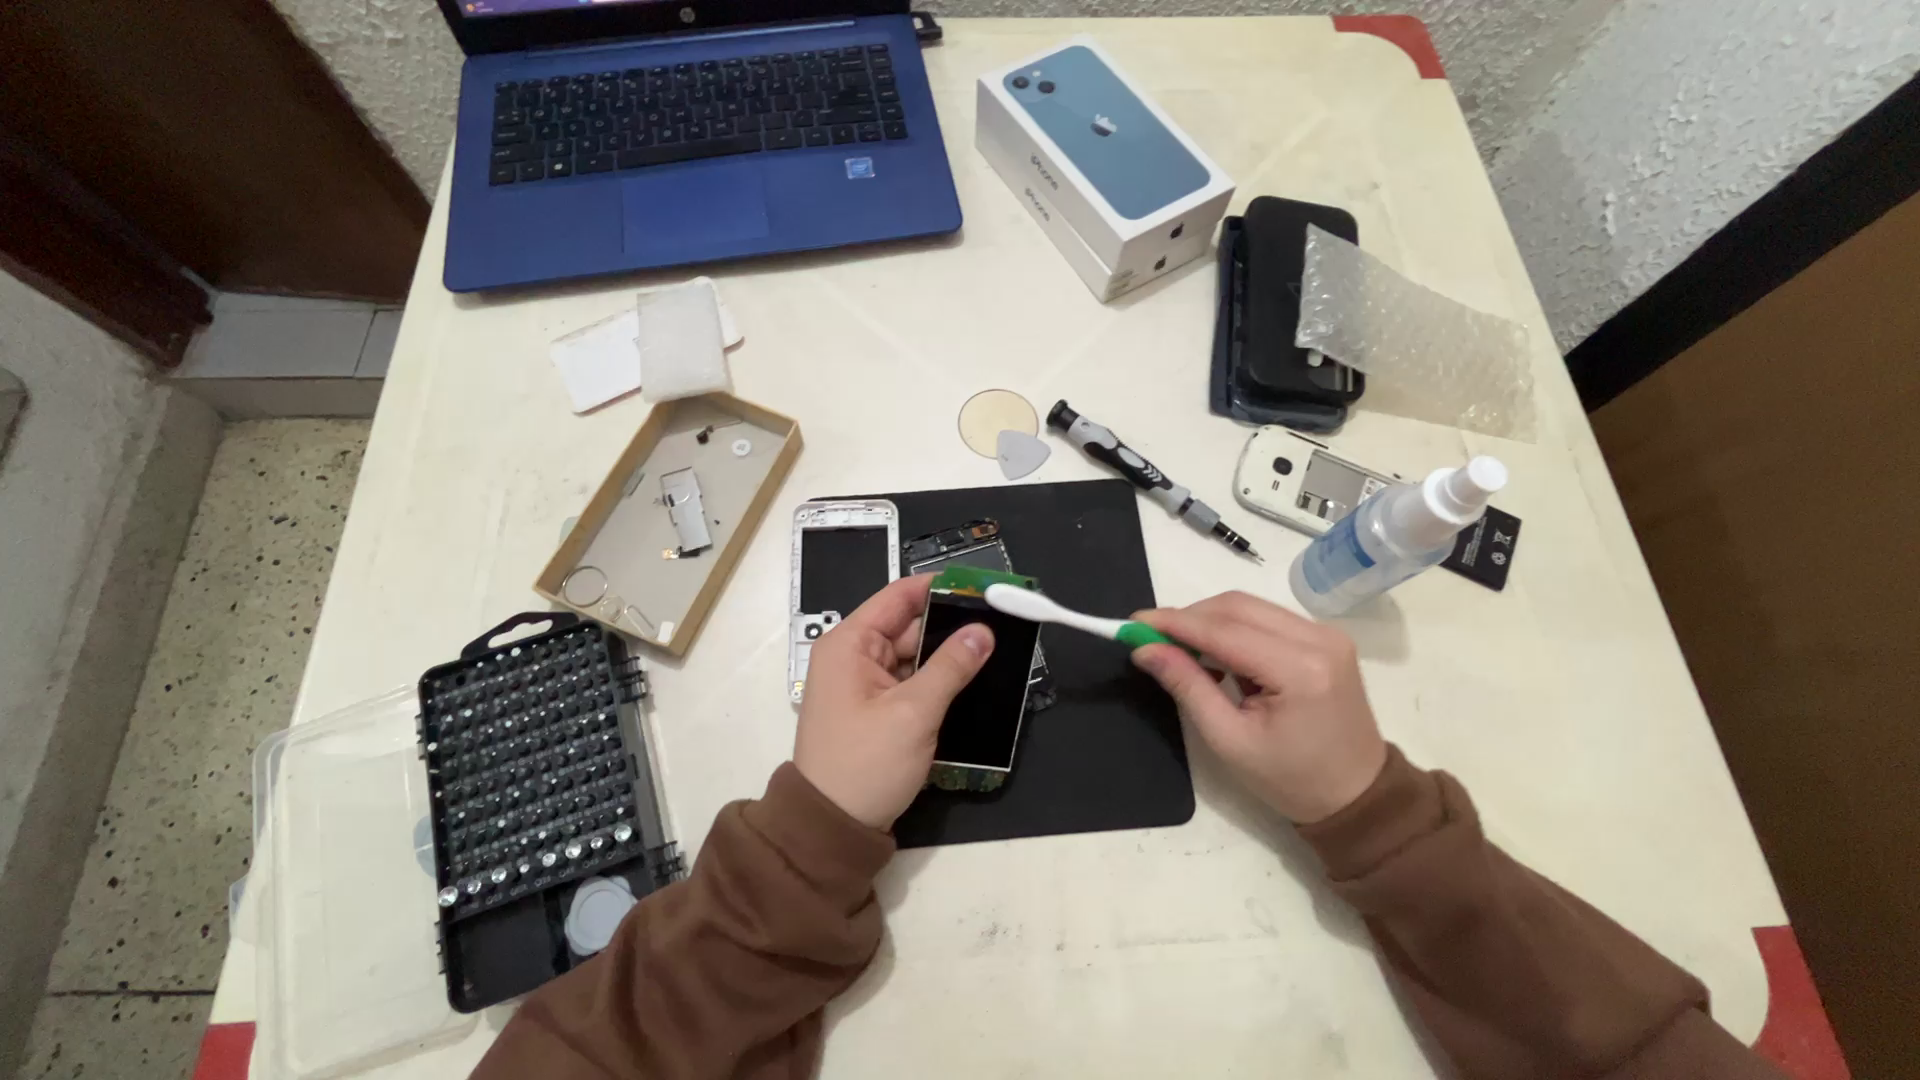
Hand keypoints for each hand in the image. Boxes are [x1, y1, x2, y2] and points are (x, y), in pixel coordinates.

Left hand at [794, 575, 994, 829]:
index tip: (984, 588)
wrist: (832, 828)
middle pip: (908, 626)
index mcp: (850, 643)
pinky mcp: (875, 709)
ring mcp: (863, 684)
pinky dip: (936, 681)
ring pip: (913, 656)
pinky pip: (910, 681)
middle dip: (951, 625)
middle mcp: (853, 655)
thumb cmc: (866, 763)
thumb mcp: (913, 712)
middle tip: (1001, 622)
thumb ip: (951, 666)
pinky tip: (972, 680)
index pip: (898, 597)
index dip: (940, 588)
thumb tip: (984, 630)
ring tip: (996, 649)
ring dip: (947, 656)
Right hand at [1130, 591, 1386, 823]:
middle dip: (1188, 617)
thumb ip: (1186, 686)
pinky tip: (1217, 655)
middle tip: (1151, 637)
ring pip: (1250, 606)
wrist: (1357, 796)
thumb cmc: (1289, 779)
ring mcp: (1327, 634)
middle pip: (1236, 606)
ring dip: (1209, 621)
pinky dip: (1233, 628)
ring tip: (1181, 650)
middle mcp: (1318, 639)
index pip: (1223, 629)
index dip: (1173, 622)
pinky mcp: (1325, 638)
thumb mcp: (1228, 739)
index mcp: (1299, 669)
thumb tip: (1143, 649)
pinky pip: (1266, 617)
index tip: (1132, 622)